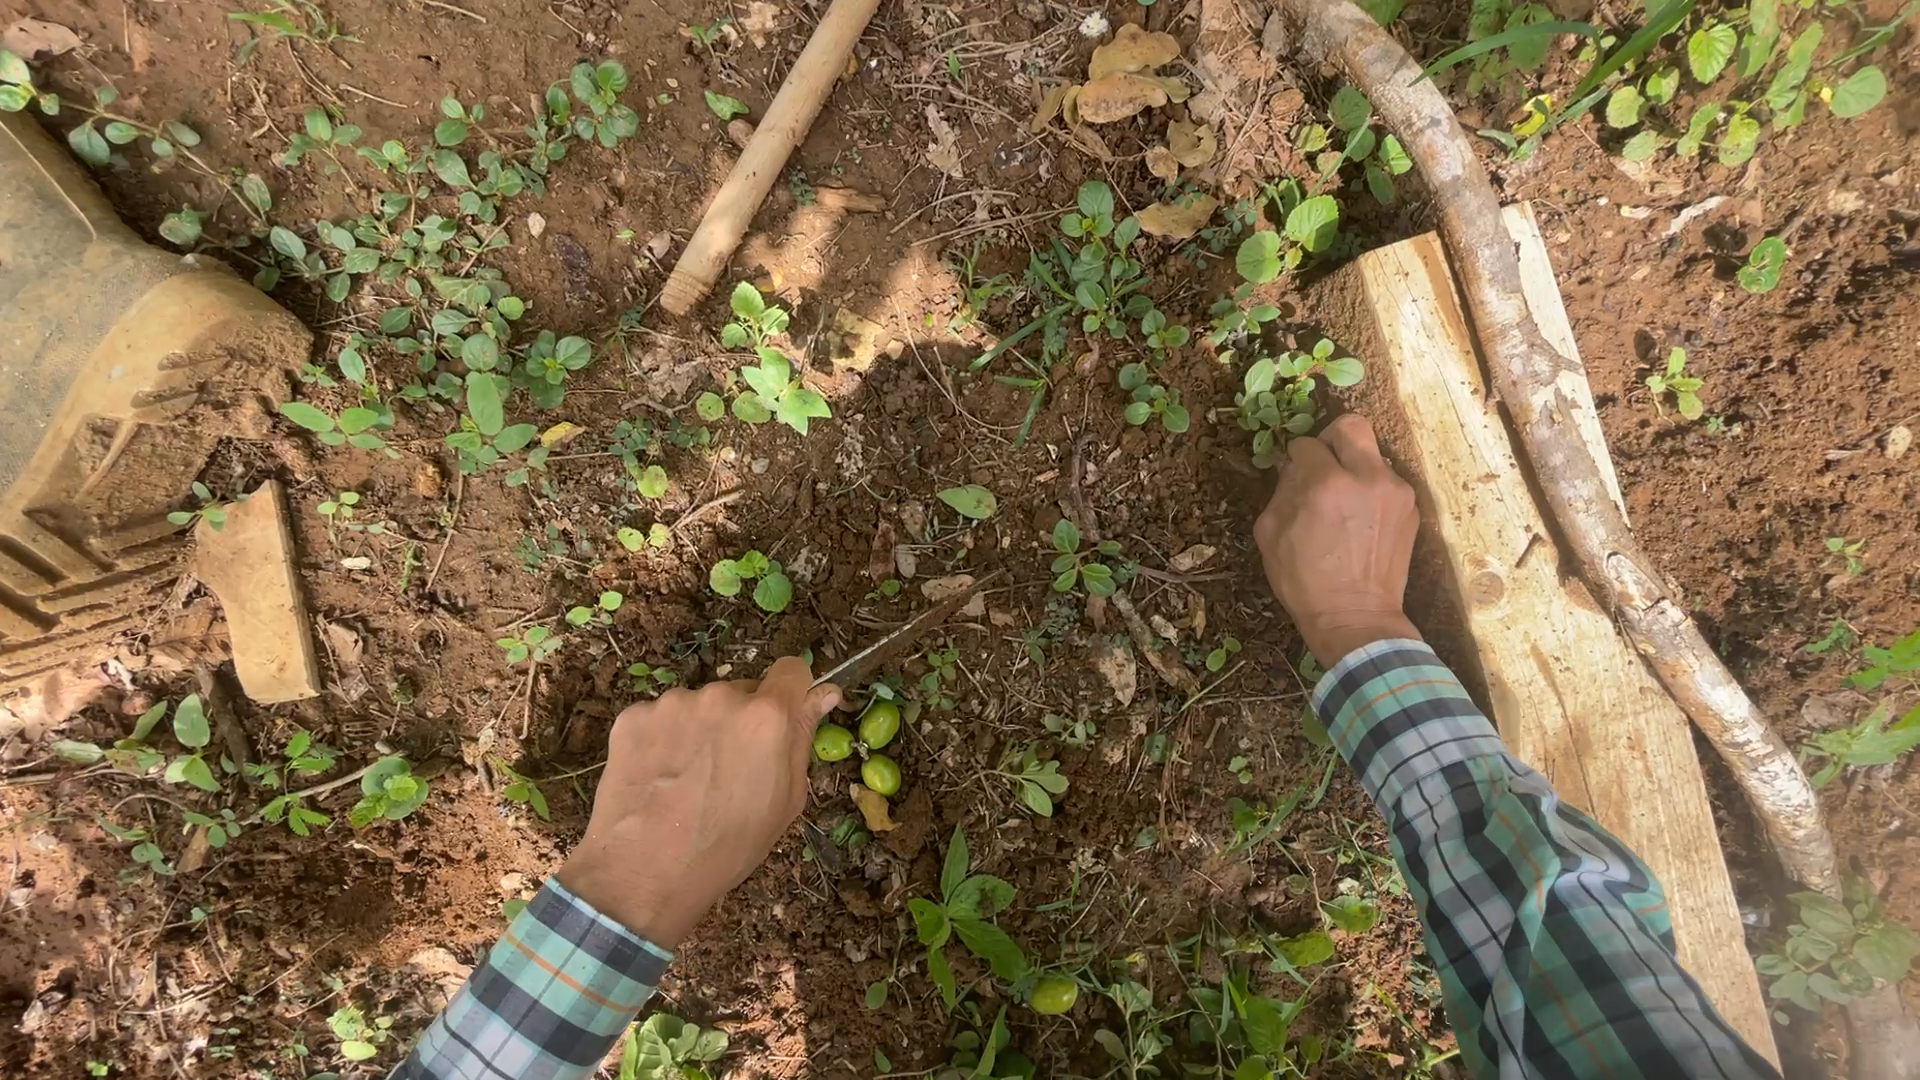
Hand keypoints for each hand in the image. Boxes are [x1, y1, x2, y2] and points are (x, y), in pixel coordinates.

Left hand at [556, 656, 839, 946]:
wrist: (642, 875)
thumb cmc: (729, 845)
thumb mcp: (788, 799)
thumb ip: (803, 737)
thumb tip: (824, 693)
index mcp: (767, 714)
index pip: (792, 669)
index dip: (792, 692)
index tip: (783, 717)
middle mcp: (721, 695)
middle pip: (742, 692)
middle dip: (742, 719)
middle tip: (728, 768)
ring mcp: (672, 703)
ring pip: (700, 706)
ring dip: (701, 729)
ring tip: (686, 779)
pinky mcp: (633, 717)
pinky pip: (660, 719)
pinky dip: (662, 740)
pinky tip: (657, 778)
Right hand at [1254, 413, 1421, 666]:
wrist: (1355, 615)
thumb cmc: (1301, 578)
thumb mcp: (1270, 532)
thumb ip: (1281, 491)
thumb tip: (1294, 469)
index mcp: (1325, 483)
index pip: (1307, 444)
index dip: (1295, 456)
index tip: (1292, 470)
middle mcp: (1366, 477)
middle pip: (1351, 426)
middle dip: (1331, 438)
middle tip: (1322, 463)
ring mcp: (1395, 491)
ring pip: (1371, 455)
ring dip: (1353, 468)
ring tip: (1342, 500)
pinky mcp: (1411, 508)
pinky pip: (1385, 482)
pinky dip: (1369, 491)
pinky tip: (1359, 520)